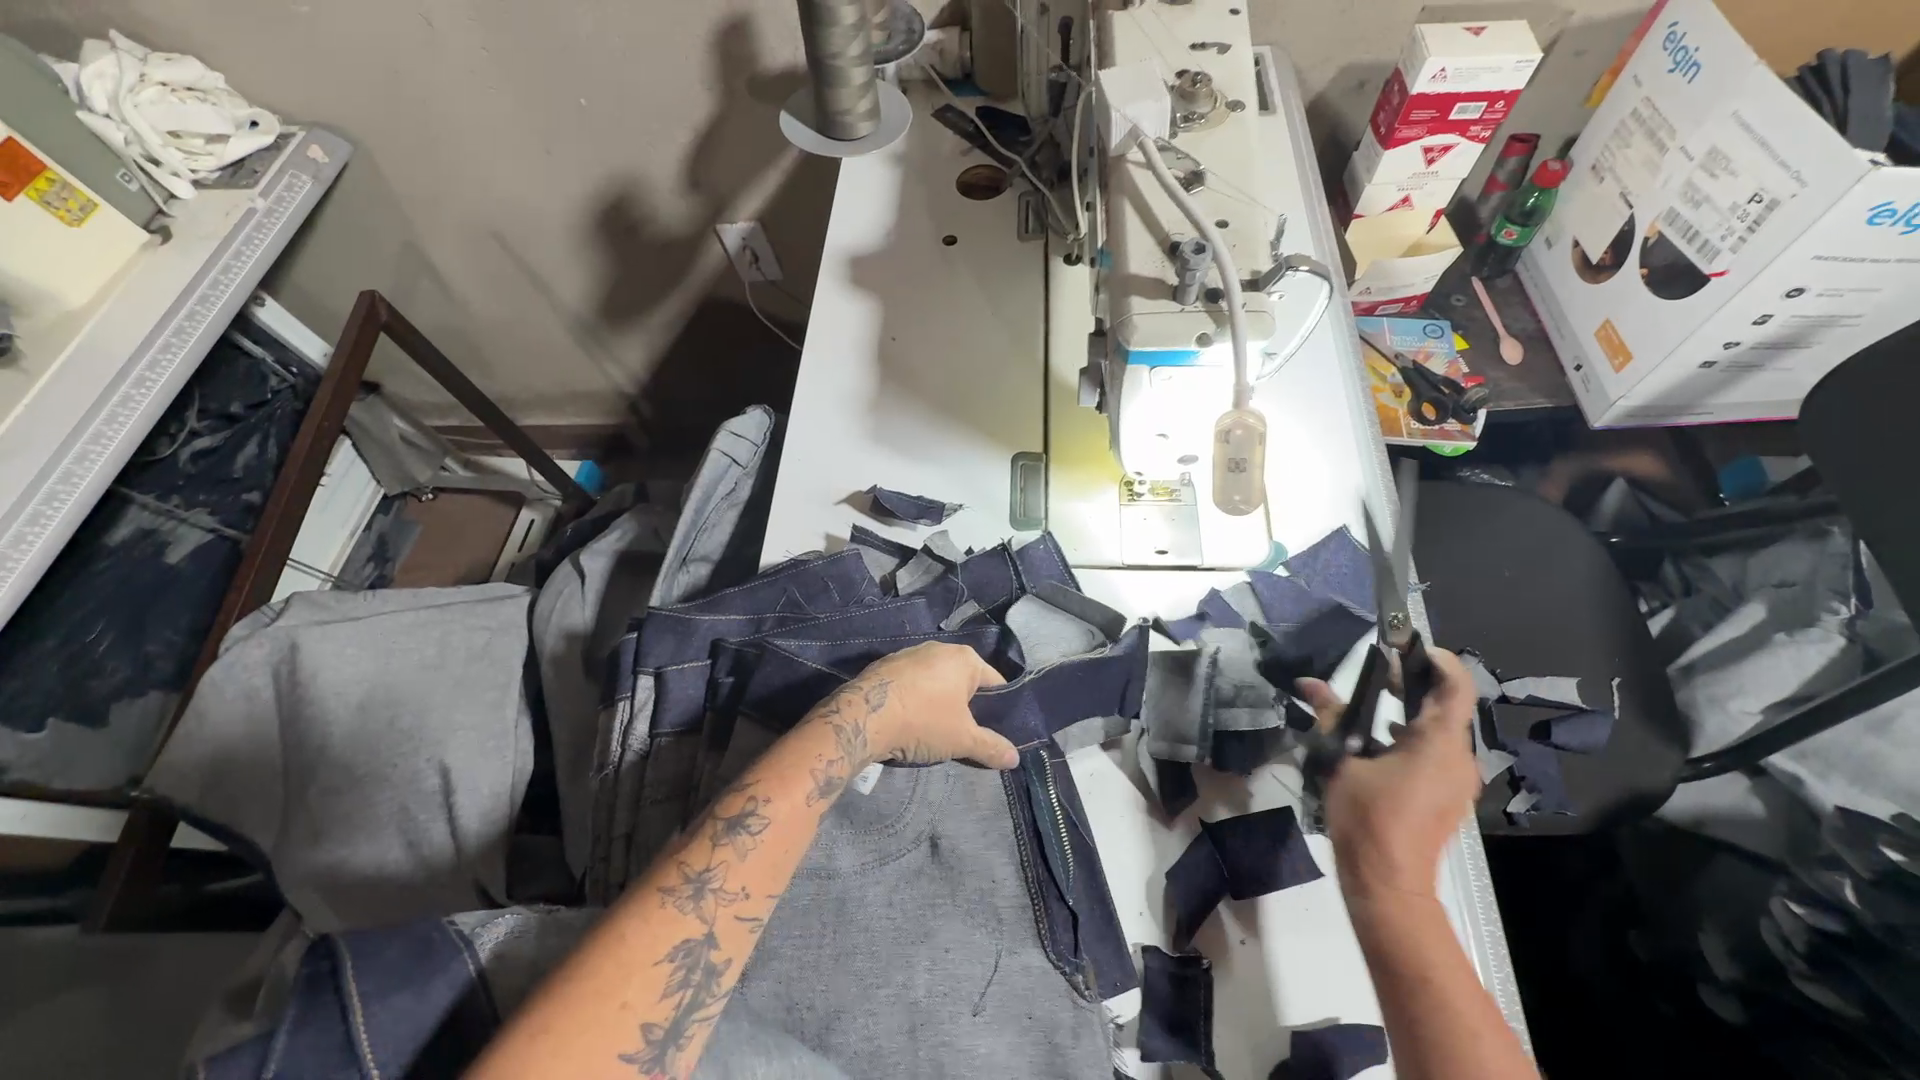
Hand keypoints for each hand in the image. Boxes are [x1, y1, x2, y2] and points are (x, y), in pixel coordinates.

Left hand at [801, 642, 1017, 771]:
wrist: (863, 718)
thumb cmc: (923, 721)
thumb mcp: (963, 739)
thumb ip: (991, 747)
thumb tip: (1015, 758)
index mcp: (965, 658)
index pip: (995, 682)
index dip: (1000, 708)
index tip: (997, 730)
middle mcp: (938, 648)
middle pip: (963, 681)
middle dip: (967, 706)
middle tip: (967, 734)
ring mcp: (908, 654)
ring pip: (935, 682)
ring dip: (938, 702)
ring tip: (936, 730)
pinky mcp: (884, 667)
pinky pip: (910, 684)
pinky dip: (914, 699)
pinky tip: (909, 721)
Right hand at [1295, 646, 1479, 906]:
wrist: (1388, 882)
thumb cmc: (1366, 818)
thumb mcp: (1341, 761)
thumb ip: (1333, 718)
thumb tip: (1311, 684)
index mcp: (1439, 743)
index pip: (1456, 685)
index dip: (1438, 659)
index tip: (1406, 647)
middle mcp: (1459, 758)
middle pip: (1448, 707)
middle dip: (1416, 684)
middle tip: (1380, 671)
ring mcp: (1458, 781)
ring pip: (1442, 732)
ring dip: (1414, 713)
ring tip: (1376, 705)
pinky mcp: (1449, 797)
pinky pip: (1438, 754)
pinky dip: (1415, 738)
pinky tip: (1382, 745)